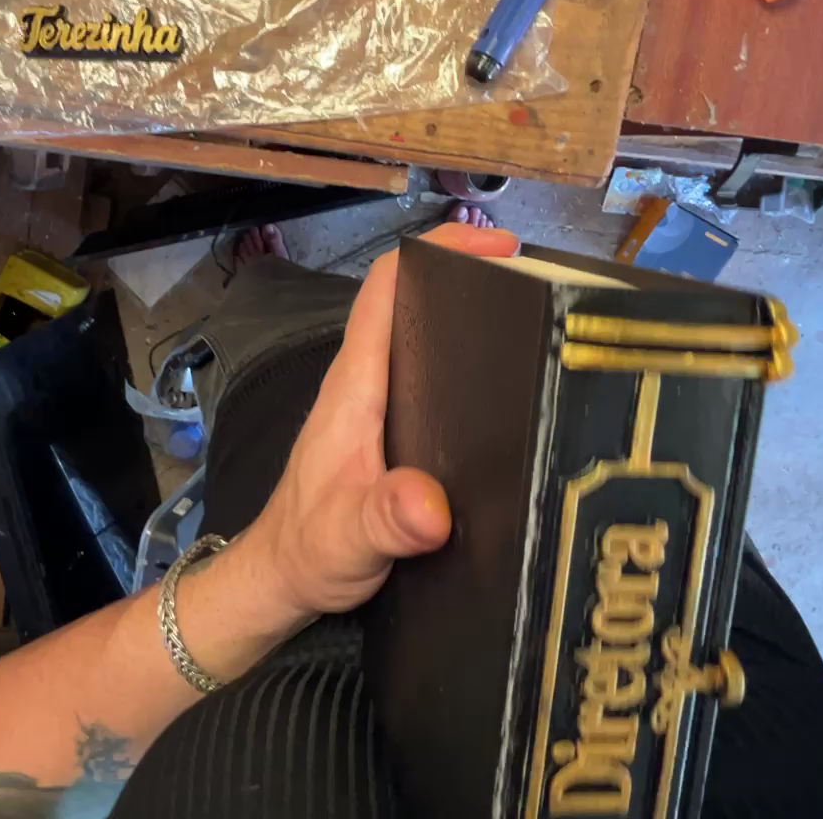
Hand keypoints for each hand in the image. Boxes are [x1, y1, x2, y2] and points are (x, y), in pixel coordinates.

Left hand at [242, 222, 520, 616]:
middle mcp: (366, 381)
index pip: (385, 287)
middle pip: (412, 303)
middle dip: (467, 278)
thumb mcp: (349, 537)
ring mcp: (377, 405)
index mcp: (356, 384)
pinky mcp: (389, 430)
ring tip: (538, 328)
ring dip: (470, 321)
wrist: (284, 575)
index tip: (497, 247)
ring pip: (422, 340)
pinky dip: (466, 365)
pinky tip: (508, 390)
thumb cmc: (308, 548)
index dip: (435, 250)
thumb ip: (384, 520)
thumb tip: (430, 505)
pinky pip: (430, 378)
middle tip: (538, 286)